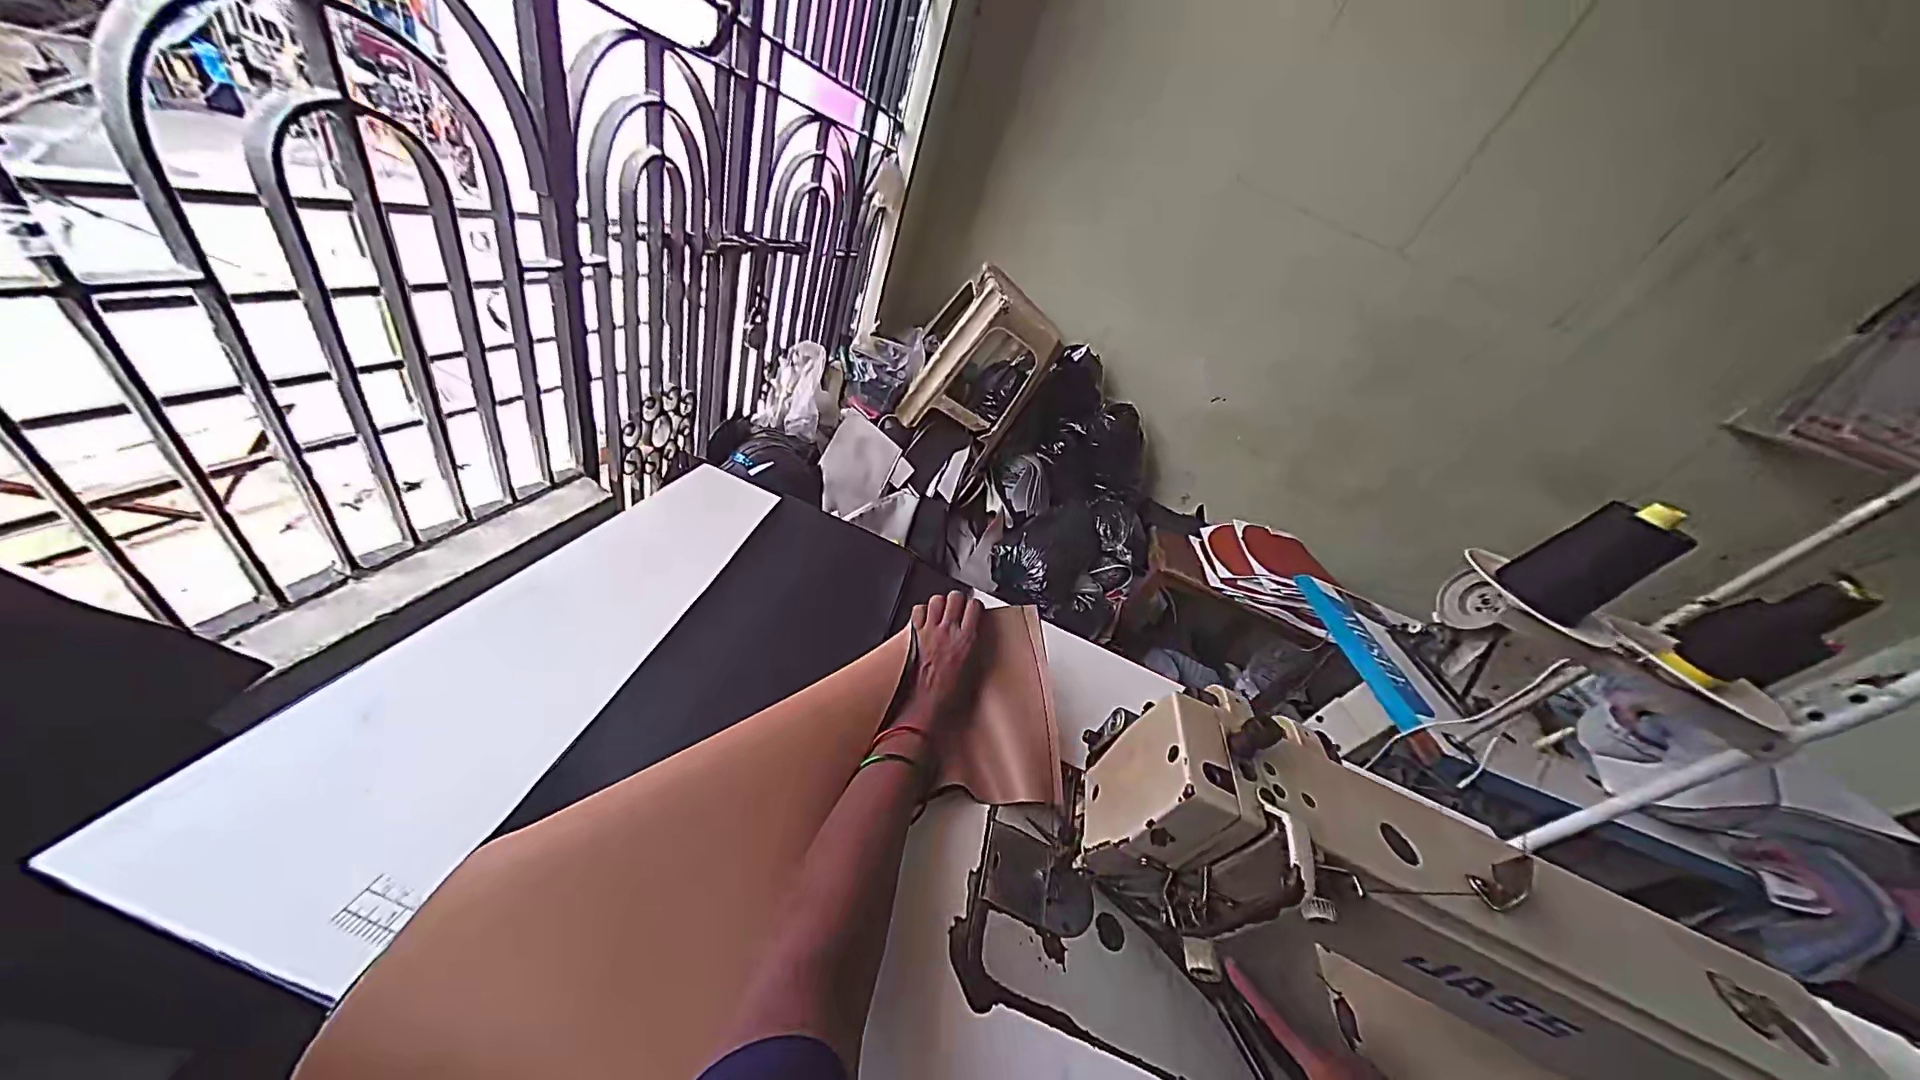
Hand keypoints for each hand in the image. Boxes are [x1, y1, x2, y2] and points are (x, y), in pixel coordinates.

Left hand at [892, 591, 983, 759]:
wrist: (924, 702)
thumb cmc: (947, 692)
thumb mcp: (970, 668)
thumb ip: (970, 646)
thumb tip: (971, 637)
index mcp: (965, 640)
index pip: (974, 607)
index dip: (974, 605)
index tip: (973, 609)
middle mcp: (947, 631)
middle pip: (955, 597)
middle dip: (957, 599)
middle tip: (957, 607)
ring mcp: (930, 631)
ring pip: (936, 600)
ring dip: (939, 603)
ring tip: (941, 612)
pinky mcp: (915, 634)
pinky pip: (917, 611)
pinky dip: (921, 611)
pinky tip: (925, 619)